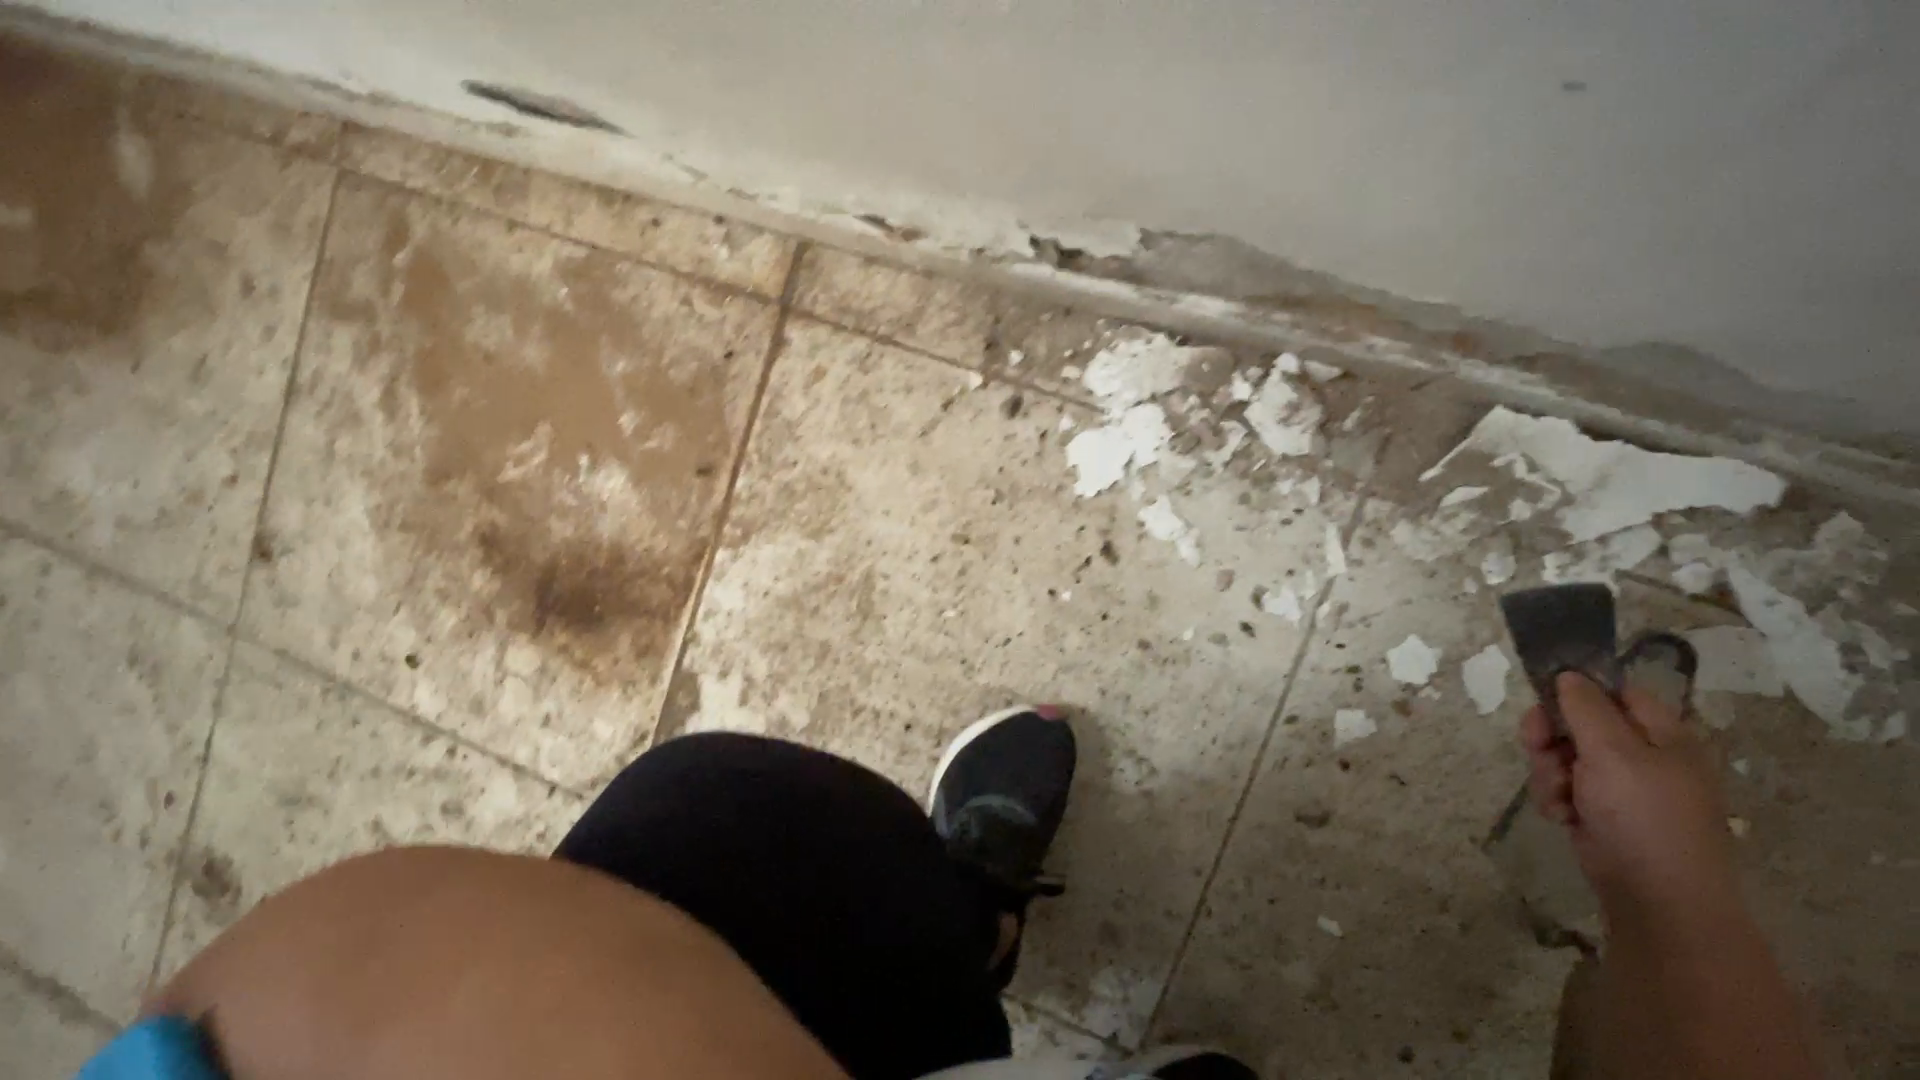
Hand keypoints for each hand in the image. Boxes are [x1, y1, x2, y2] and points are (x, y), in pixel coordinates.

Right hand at [1520, 672, 1739, 933]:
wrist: (1657, 894)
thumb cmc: (1644, 814)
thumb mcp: (1614, 752)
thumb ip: (1586, 708)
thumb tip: (1568, 674)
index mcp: (1662, 735)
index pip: (1616, 692)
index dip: (1578, 691)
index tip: (1543, 697)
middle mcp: (1642, 756)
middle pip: (1580, 723)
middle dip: (1551, 736)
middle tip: (1536, 745)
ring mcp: (1620, 786)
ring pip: (1563, 757)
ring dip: (1549, 772)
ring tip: (1558, 795)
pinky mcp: (1598, 812)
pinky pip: (1564, 788)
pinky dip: (1557, 798)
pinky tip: (1563, 816)